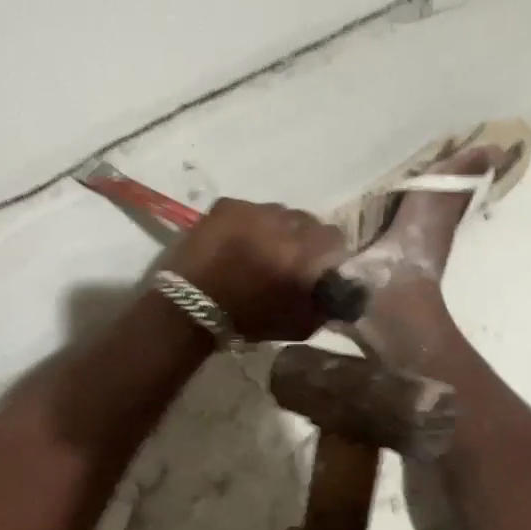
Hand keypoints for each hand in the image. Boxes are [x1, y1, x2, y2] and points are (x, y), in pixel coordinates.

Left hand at [160, 199, 345, 341]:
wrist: (188, 308)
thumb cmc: (247, 321)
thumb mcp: (299, 325)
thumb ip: (328, 306)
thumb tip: (343, 292)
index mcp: (304, 253)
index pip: (335, 238)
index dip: (328, 253)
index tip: (316, 267)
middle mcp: (283, 223)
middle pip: (307, 221)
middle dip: (302, 239)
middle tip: (285, 259)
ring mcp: (253, 209)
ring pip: (279, 213)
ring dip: (275, 229)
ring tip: (257, 250)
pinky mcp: (227, 204)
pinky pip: (250, 208)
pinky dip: (248, 223)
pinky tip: (235, 242)